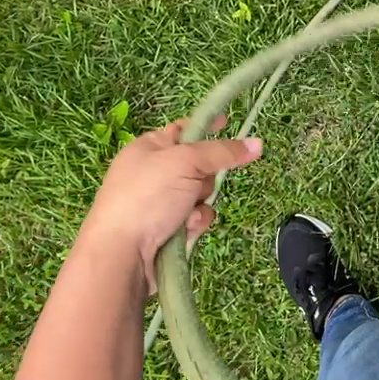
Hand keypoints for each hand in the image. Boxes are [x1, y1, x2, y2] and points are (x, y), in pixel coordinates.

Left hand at [78, 117, 263, 294]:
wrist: (119, 256)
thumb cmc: (147, 197)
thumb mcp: (187, 162)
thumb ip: (223, 152)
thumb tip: (258, 143)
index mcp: (147, 149)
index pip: (182, 129)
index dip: (205, 126)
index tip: (227, 123)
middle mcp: (150, 174)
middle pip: (197, 164)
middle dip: (204, 176)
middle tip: (197, 183)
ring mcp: (156, 203)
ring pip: (200, 193)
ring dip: (201, 202)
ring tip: (187, 213)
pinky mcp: (163, 230)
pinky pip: (194, 217)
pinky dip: (195, 222)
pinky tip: (185, 231)